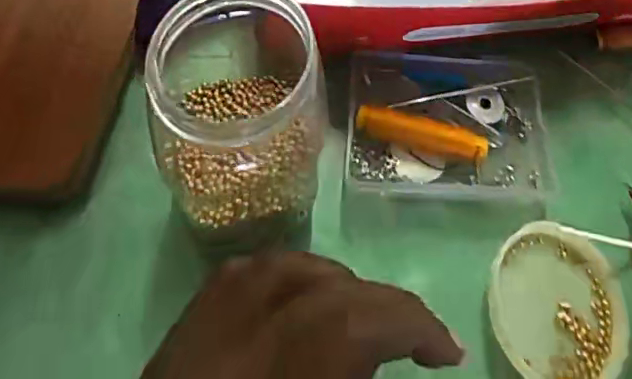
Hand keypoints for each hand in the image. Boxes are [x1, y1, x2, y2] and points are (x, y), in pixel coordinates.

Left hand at [142, 250, 463, 378]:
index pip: (347, 326)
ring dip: (338, 285)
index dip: (408, 324)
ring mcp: (201, 329)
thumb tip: (386, 363)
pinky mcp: (183, 324)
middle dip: (384, 308)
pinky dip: (288, 277)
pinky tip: (303, 297)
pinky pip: (247, 274)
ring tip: (363, 319)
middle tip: (416, 343)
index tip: (448, 352)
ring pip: (285, 268)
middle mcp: (234, 349)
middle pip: (324, 293)